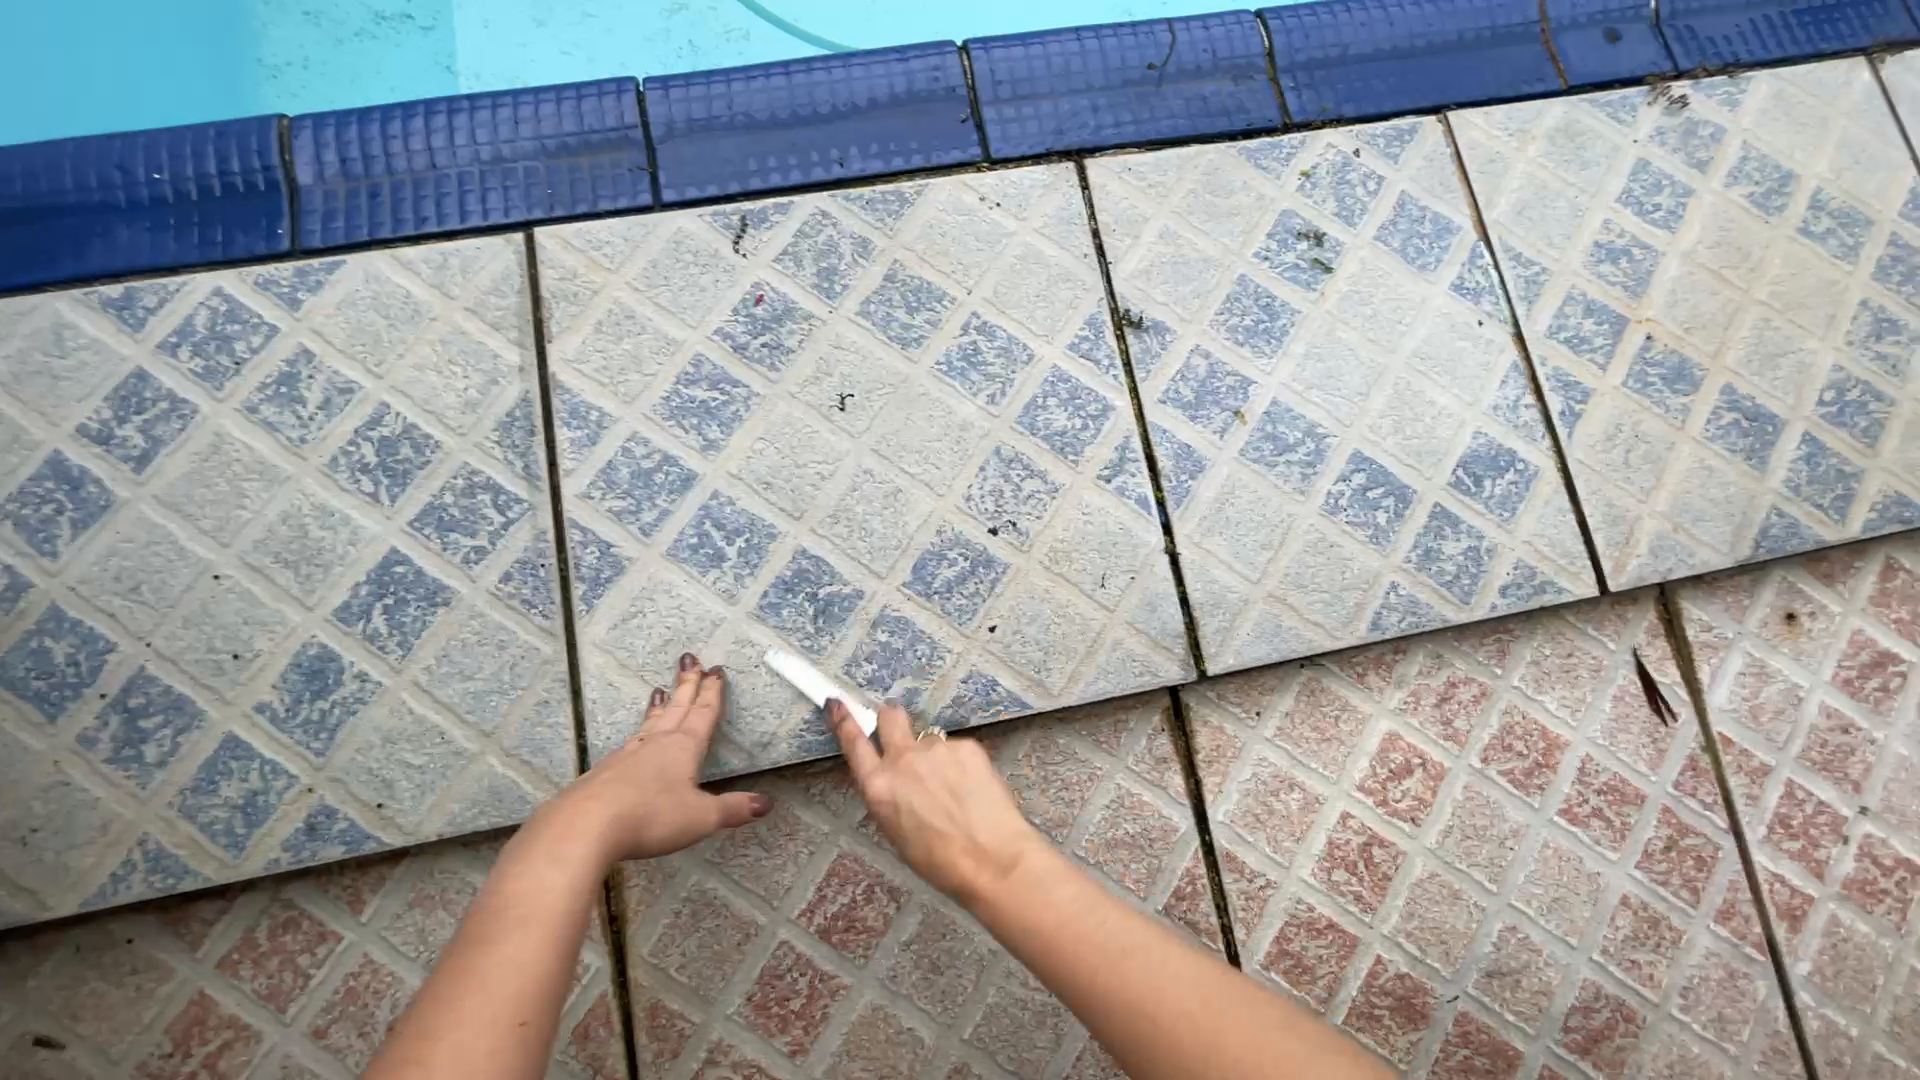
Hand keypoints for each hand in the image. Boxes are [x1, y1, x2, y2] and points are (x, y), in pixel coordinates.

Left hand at [541, 653, 768, 864]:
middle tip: (690, 659)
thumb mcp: (701, 817)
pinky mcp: (604, 773)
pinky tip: (634, 741)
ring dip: (659, 707)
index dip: (712, 692)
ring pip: (649, 724)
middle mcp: (656, 744)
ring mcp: (627, 756)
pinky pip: (629, 744)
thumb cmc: (650, 816)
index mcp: (684, 748)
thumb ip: (733, 809)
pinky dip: (638, 734)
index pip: (703, 714)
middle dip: (686, 684)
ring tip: (660, 691)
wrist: (584, 826)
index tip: (716, 670)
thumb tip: (766, 803)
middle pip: (676, 708)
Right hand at [829, 699, 1045, 906]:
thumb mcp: (896, 832)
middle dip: (891, 720)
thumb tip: (894, 781)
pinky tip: (973, 789)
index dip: (844, 719)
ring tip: (954, 789)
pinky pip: (957, 749)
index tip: (837, 702)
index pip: (853, 742)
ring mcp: (936, 748)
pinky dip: (962, 765)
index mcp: (878, 787)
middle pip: (890, 716)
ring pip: (929, 740)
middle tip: (902, 735)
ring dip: (934, 755)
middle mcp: (903, 760)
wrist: (991, 860)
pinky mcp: (966, 746)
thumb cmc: (941, 861)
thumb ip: (889, 795)